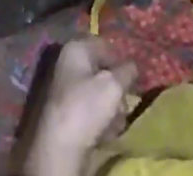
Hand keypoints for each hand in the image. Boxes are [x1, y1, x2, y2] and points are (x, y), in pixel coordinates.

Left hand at [22, 38, 136, 175]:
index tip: (132, 76)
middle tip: (125, 100)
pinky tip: (108, 129)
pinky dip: (100, 117)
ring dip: (111, 104)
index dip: (121, 59)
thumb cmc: (87, 106)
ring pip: (96, 91)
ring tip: (118, 118)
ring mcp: (64, 88)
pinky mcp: (65, 112)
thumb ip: (127, 71)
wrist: (59, 146)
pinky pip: (89, 108)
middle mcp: (67, 63)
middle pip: (101, 70)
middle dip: (117, 86)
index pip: (105, 45)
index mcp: (76, 48)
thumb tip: (132, 66)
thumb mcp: (114, 84)